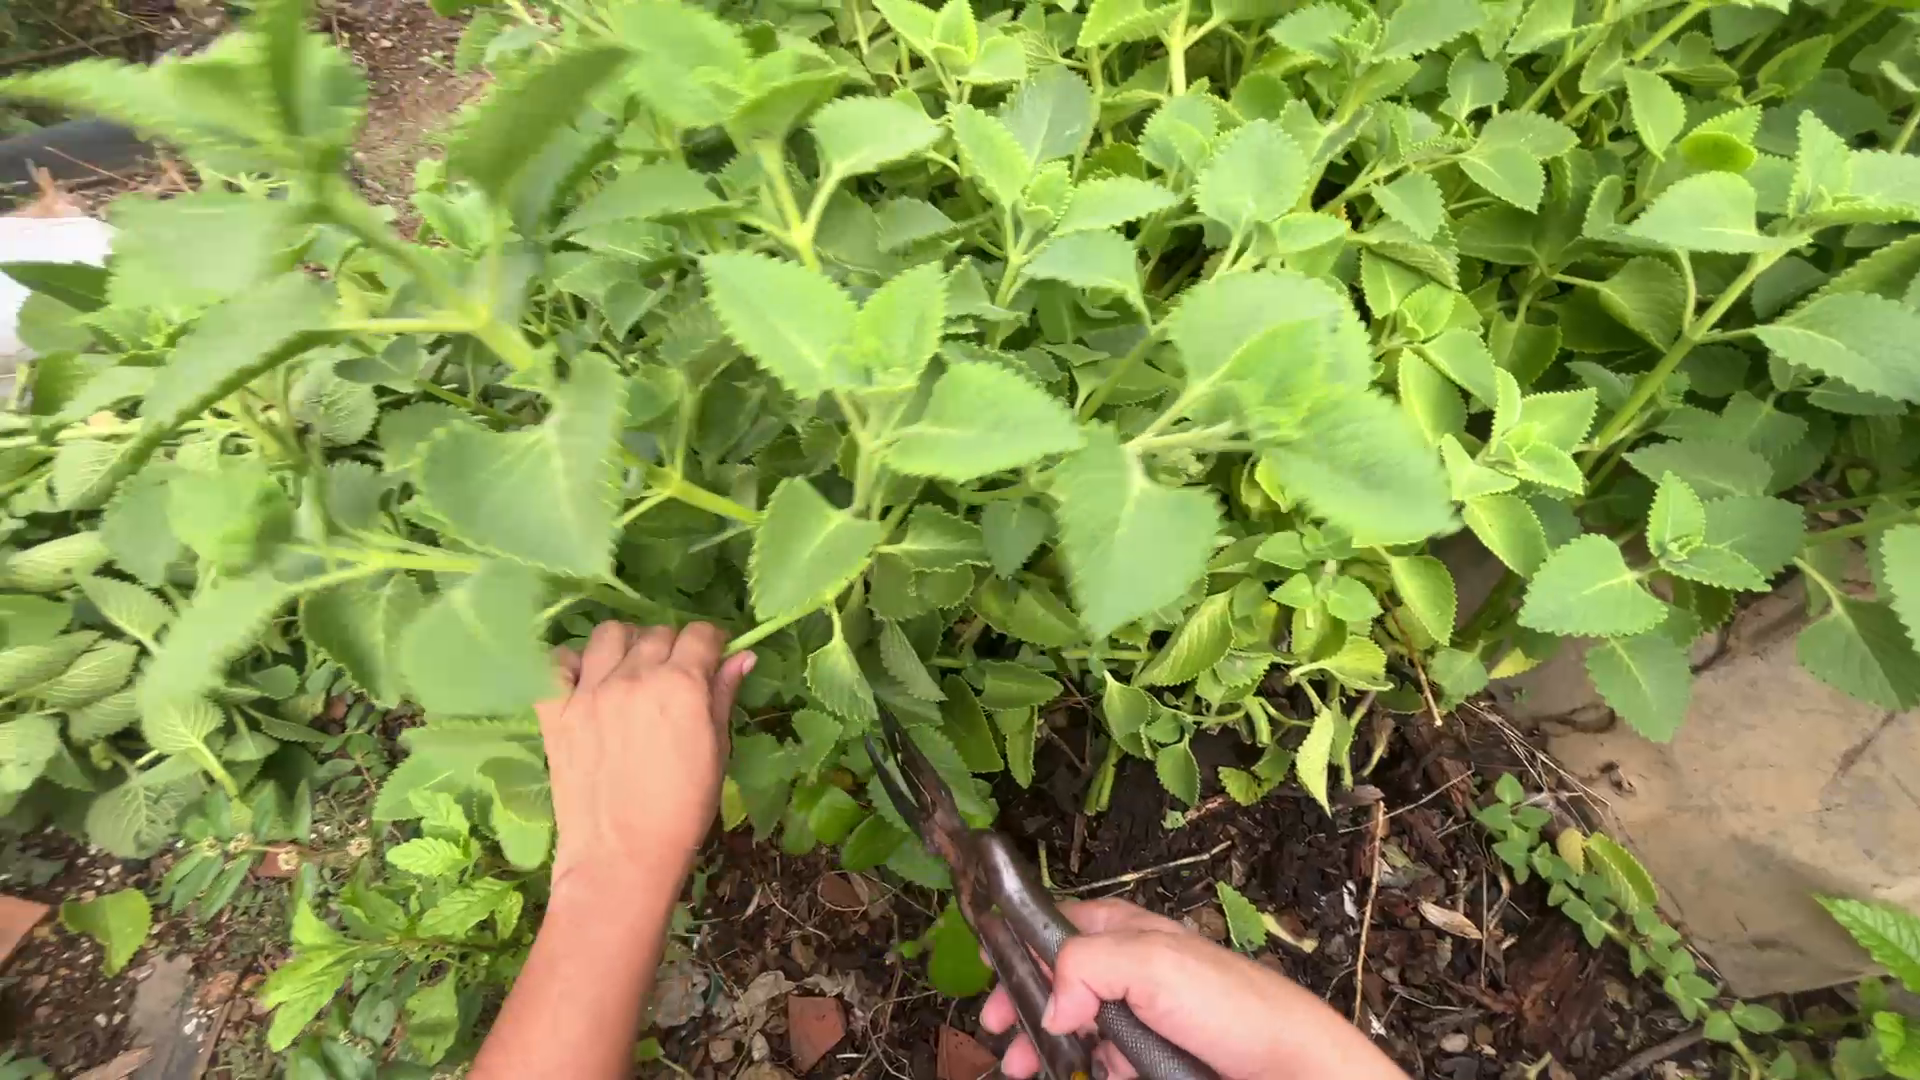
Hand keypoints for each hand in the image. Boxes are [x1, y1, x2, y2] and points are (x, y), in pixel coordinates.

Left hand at [535, 622, 755, 898]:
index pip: (701, 633)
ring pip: (609, 634)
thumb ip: (724, 695)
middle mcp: (634, 676)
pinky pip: (557, 664)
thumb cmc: (684, 807)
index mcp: (681, 684)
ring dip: (626, 646)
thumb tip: (744, 656)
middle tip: (675, 677)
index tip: (712, 659)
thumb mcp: (717, 749)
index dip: (712, 643)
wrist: (622, 857)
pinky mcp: (554, 712)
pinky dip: (574, 666)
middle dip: (673, 647)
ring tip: (631, 672)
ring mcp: (589, 691)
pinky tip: (588, 685)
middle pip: (658, 632)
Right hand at [980, 898, 1407, 1079]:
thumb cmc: (1220, 1001)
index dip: (1021, 942)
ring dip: (1042, 1043)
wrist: (1288, 1069)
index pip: (1058, 924)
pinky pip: (1101, 1058)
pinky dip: (1078, 1066)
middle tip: (997, 1032)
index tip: (991, 968)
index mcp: (1124, 929)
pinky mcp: (1149, 1056)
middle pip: (1058, 977)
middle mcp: (1127, 966)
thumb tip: (1048, 1004)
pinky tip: (1070, 1075)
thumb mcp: (1149, 962)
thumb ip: (1085, 965)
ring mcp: (1138, 1013)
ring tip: (1017, 1069)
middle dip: (1024, 1001)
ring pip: (1075, 1022)